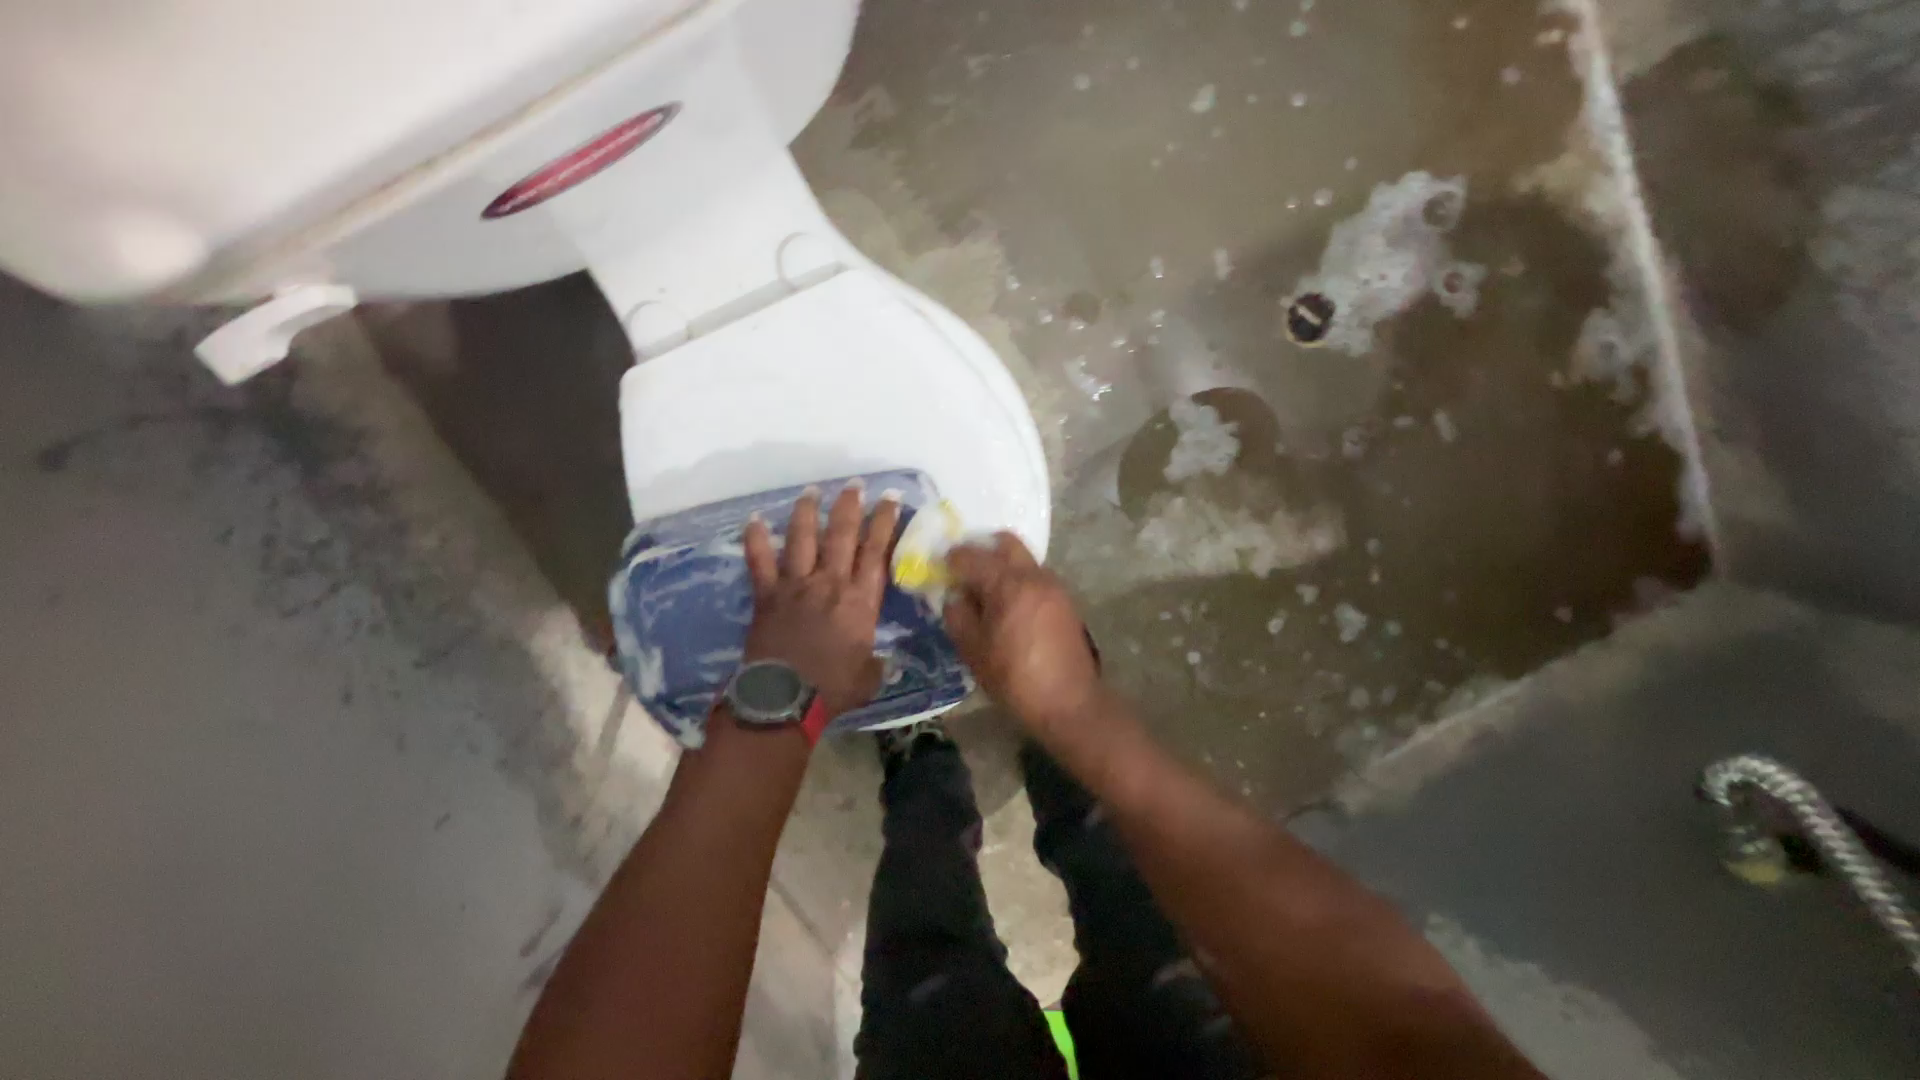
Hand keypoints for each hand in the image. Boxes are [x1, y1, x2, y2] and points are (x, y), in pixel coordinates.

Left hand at [742, 484, 901, 721]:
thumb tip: (884, 662)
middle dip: (850, 506)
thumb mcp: (868, 678)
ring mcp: (796, 585)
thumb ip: (877, 663)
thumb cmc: (832, 690)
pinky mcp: (767, 595)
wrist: (784, 698)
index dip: (884, 522)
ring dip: (807, 512)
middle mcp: (830, 583)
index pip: (875, 551)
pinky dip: (755, 539)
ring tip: (811, 491)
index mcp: (860, 601)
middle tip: (854, 484)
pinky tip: (753, 520)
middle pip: (841, 534)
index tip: (890, 498)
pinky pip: (759, 561)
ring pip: (802, 538)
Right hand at [944, 533, 1103, 735]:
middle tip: (964, 571)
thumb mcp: (973, 651)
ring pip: (1024, 560)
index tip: (939, 567)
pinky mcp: (1066, 602)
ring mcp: (1055, 587)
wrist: (1069, 703)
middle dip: (982, 550)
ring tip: (986, 593)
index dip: (951, 559)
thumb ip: (958, 616)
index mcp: (1008, 585)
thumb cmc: (1014, 678)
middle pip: (1006, 543)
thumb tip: (956, 596)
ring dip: (1003, 566)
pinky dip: (1019, 582)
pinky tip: (1009, 607)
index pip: (972, 556)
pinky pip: (1036, 578)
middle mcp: (1034, 576)